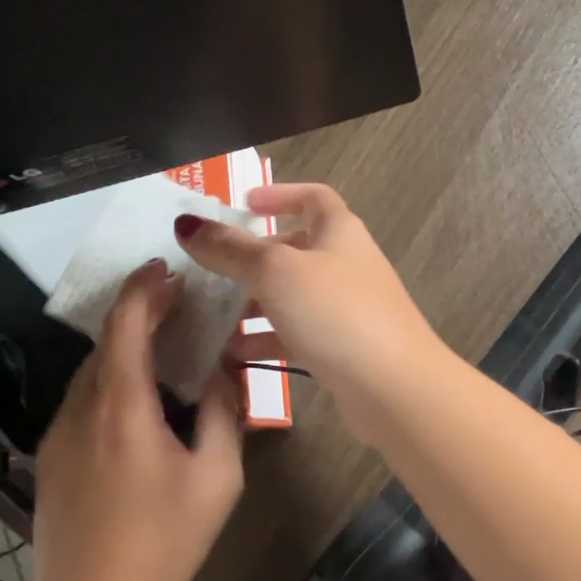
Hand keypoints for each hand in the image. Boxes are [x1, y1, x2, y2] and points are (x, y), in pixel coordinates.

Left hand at [31, 261, 244, 580]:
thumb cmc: (166, 543)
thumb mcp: (218, 478)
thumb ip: (225, 415)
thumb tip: (223, 374)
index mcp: (122, 409)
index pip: (125, 325)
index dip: (145, 289)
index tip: (169, 268)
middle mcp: (80, 412)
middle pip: (105, 344)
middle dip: (140, 315)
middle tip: (180, 305)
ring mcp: (57, 438)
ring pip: (91, 374)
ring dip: (125, 351)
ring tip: (164, 349)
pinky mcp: (49, 462)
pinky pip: (81, 404)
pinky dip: (111, 383)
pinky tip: (139, 403)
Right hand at [174, 183, 447, 442]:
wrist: (392, 386)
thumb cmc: (336, 312)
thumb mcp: (276, 272)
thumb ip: (231, 249)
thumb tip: (187, 224)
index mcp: (340, 232)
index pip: (314, 197)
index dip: (280, 195)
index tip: (243, 204)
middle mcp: (347, 265)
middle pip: (298, 250)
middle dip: (255, 258)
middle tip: (212, 269)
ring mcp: (348, 309)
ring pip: (294, 296)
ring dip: (255, 303)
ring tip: (212, 315)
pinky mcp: (343, 349)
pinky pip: (298, 335)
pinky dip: (268, 339)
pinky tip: (233, 354)